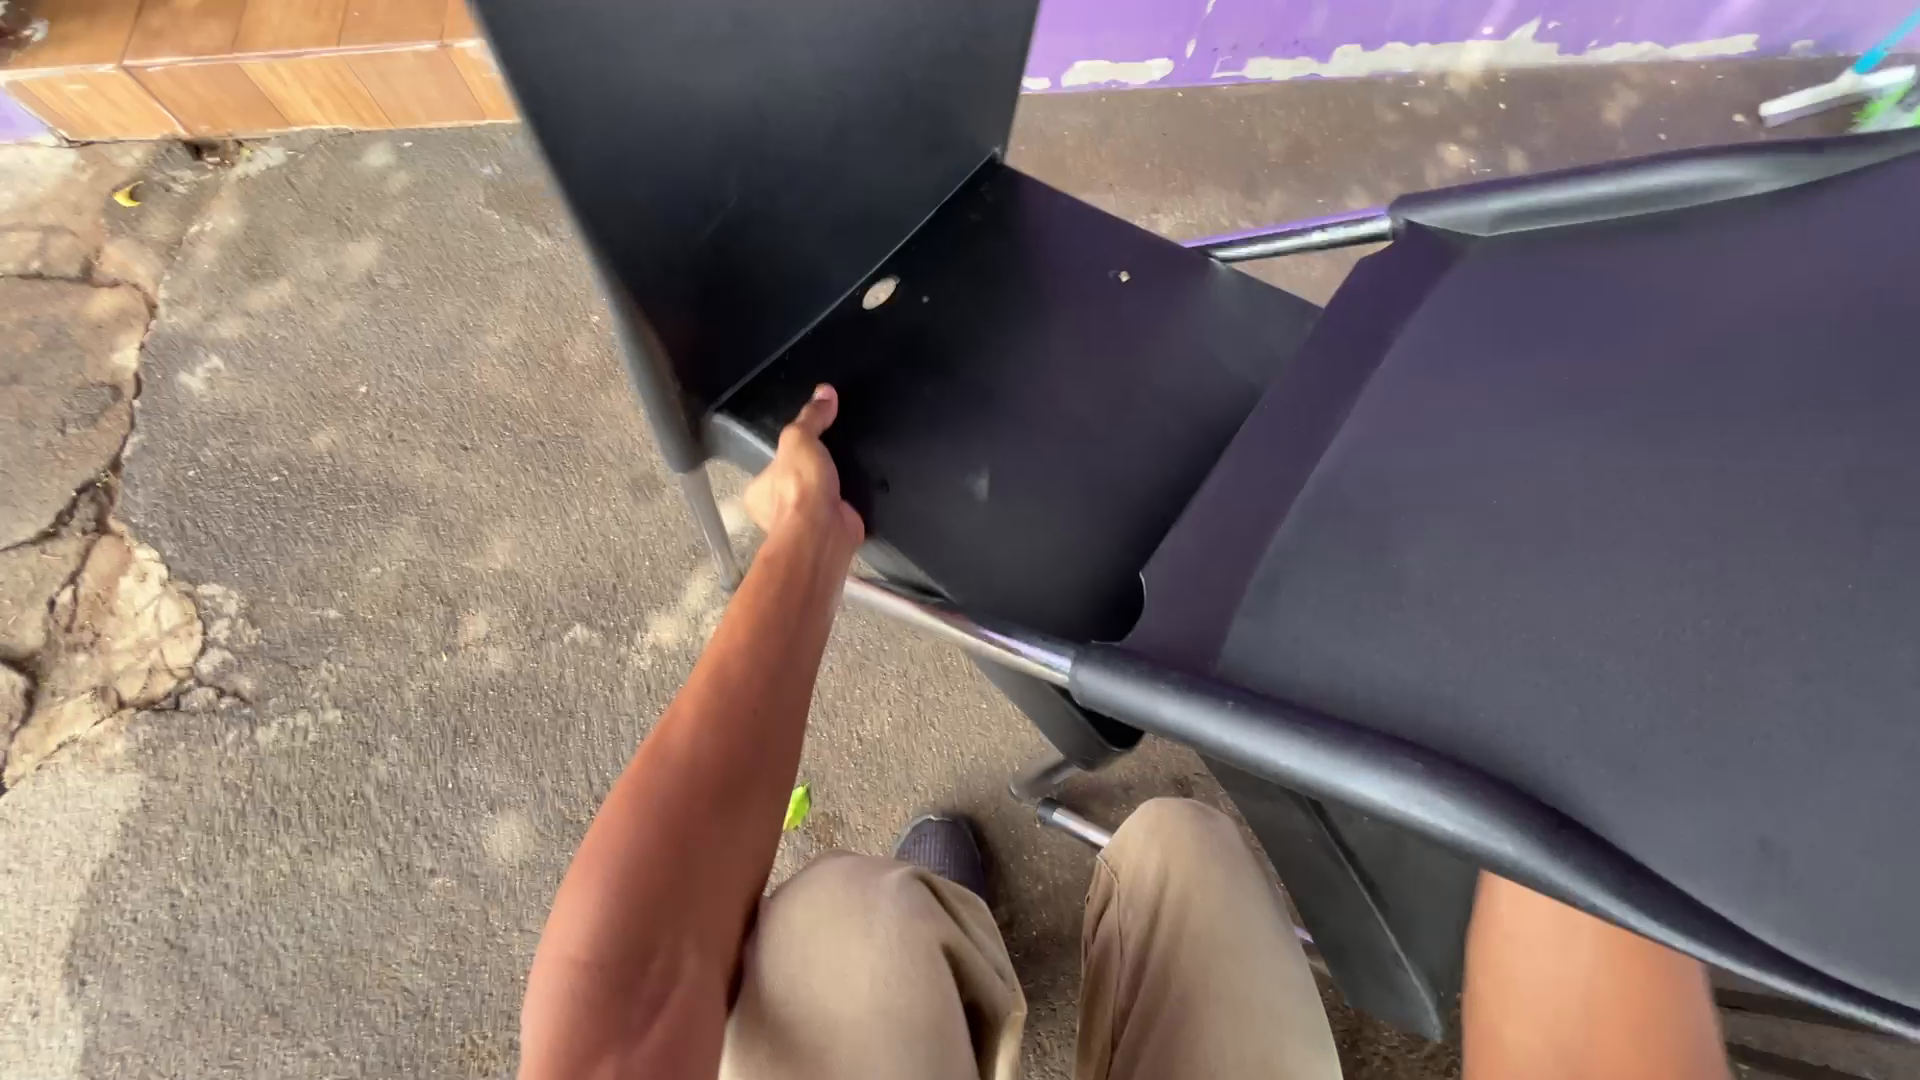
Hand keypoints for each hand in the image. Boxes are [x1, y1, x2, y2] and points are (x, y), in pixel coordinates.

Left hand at [743, 384, 864, 554]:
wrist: (824, 532)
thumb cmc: (799, 488)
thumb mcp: (799, 439)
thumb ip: (811, 417)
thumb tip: (825, 391)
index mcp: (759, 491)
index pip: (775, 464)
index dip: (793, 451)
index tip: (812, 439)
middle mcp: (778, 510)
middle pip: (801, 479)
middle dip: (818, 469)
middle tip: (837, 450)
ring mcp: (807, 523)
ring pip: (824, 495)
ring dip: (838, 484)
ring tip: (855, 464)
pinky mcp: (834, 529)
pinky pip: (844, 507)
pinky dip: (855, 497)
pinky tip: (865, 484)